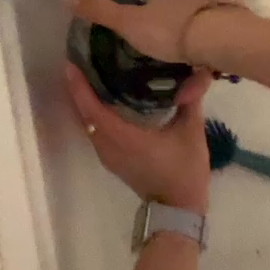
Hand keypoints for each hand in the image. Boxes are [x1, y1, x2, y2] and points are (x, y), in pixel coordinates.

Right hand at [64, 0, 245, 64]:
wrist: (221, 41)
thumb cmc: (173, 29)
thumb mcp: (130, 24)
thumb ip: (101, 12)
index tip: (164, 14)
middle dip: (192, 14)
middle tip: (182, 42)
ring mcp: (233, 1)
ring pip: (219, 15)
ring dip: (210, 33)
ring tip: (199, 62)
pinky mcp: (248, 22)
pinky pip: (233, 34)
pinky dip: (225, 48)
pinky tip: (216, 68)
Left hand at [64, 62, 212, 212]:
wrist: (178, 208)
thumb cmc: (184, 170)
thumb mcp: (191, 131)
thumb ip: (190, 99)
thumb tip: (197, 69)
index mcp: (124, 137)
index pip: (92, 109)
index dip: (80, 87)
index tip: (71, 64)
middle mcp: (108, 146)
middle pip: (85, 114)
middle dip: (79, 88)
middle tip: (81, 61)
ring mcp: (107, 155)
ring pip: (88, 124)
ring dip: (84, 102)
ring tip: (89, 75)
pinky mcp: (111, 160)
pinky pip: (95, 132)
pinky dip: (93, 115)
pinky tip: (103, 100)